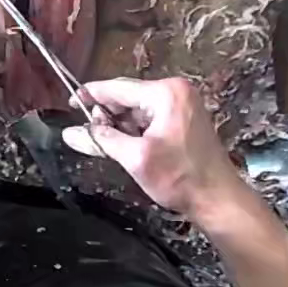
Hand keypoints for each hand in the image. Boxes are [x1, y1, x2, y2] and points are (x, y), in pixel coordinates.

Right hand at [59, 77, 244, 217]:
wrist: (217, 199)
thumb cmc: (180, 178)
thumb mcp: (135, 158)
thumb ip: (101, 140)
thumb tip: (70, 133)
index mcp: (166, 93)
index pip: (118, 87)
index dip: (91, 95)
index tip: (70, 102)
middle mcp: (176, 91)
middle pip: (128, 96)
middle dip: (106, 114)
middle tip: (89, 134)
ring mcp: (182, 104)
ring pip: (137, 108)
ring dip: (120, 124)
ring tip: (107, 144)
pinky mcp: (184, 119)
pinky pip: (150, 117)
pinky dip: (134, 129)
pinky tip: (125, 145)